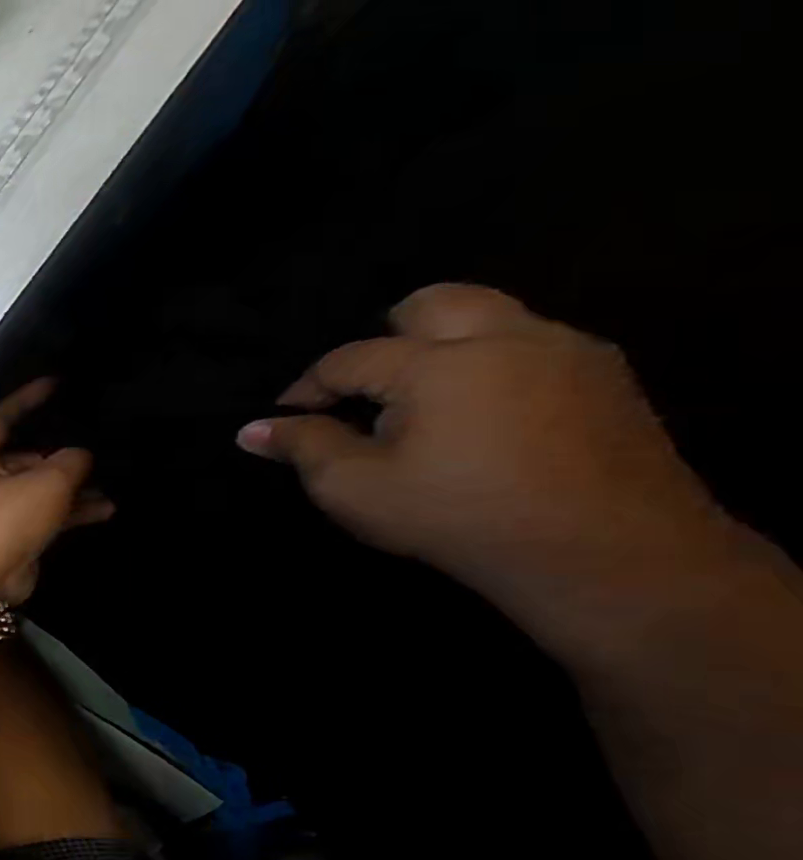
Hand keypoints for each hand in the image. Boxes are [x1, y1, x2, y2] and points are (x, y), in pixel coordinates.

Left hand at [0, 379, 114, 602]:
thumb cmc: (4, 521)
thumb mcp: (45, 482)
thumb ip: (69, 461)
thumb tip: (79, 455)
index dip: (24, 398)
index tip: (53, 385)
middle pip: (24, 457)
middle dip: (58, 454)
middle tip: (92, 448)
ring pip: (38, 490)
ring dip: (72, 487)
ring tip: (109, 483)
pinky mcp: (12, 538)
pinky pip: (45, 516)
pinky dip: (71, 512)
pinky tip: (105, 510)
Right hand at [237, 284, 729, 594]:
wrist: (606, 556)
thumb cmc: (458, 518)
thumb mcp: (356, 489)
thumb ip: (303, 447)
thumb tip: (251, 429)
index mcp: (439, 362)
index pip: (349, 358)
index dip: (308, 387)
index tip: (287, 419)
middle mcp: (506, 336)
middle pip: (430, 302)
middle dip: (385, 337)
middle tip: (368, 392)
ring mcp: (566, 350)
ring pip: (489, 317)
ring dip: (443, 348)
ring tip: (424, 405)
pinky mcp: (608, 376)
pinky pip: (533, 347)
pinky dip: (493, 367)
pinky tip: (484, 420)